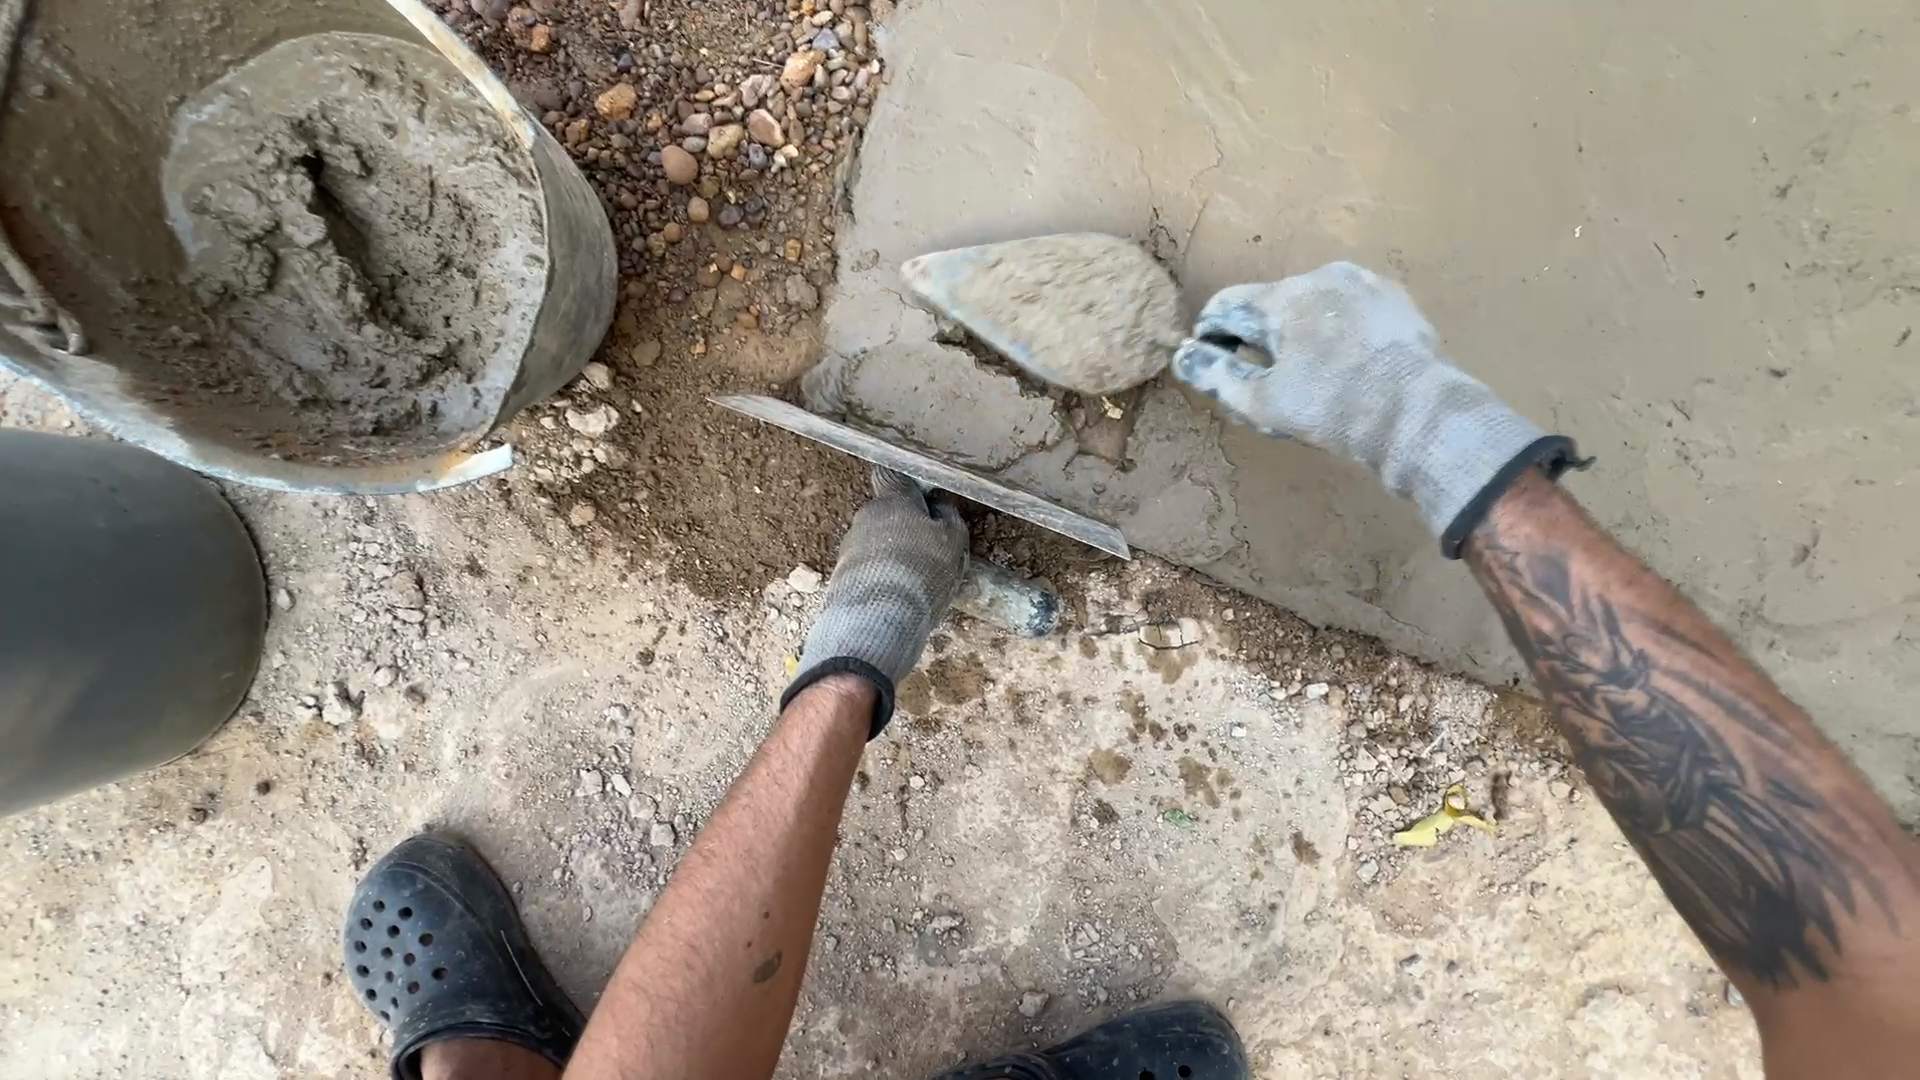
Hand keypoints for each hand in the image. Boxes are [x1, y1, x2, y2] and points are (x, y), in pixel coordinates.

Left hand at [782, 468, 969, 736]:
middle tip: (928, 552)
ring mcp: (849, 548)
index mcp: (892, 500)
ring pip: (876, 544)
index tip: (923, 500)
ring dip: (892, 557)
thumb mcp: (953, 541)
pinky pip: (867, 571)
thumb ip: (948, 518)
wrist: (877, 619)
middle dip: (903, 528)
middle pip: (886, 514)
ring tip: (916, 583)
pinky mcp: (841, 577)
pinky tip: (899, 599)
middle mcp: (865, 517)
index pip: (891, 475)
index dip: (906, 486)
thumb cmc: (923, 570)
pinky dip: (881, 580)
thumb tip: (939, 507)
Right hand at [1172, 261, 1584, 556]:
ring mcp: (1365, 284)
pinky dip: (1333, 331)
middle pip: (1269, 304)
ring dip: (1295, 333)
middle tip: (1260, 379)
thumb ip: (1215, 374)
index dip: (1209, 335)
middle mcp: (1323, 276)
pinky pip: (1347, 310)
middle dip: (1256, 336)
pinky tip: (1341, 365)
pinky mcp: (1396, 300)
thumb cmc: (1328, 409)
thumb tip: (1182, 355)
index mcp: (1284, 297)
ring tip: (1304, 374)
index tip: (1211, 362)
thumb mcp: (1259, 401)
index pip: (1225, 304)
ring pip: (1310, 305)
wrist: (1415, 416)